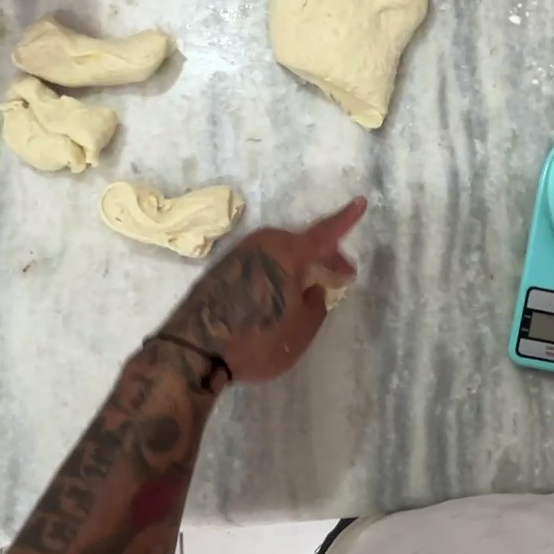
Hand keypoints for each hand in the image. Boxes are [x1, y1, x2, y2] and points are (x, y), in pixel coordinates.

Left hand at [158, 197, 365, 382]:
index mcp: (289, 254)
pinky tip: (280, 292)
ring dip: (299, 262)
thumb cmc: (258, 340)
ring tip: (309, 286)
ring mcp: (239, 255)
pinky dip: (278, 268)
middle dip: (324, 255)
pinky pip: (261, 259)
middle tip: (339, 276)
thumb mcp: (302, 329)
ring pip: (280, 250)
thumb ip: (317, 303)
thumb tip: (315, 287)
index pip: (325, 232)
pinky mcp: (222, 269)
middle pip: (302, 241)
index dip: (346, 219)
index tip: (361, 201)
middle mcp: (264, 246)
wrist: (192, 351)